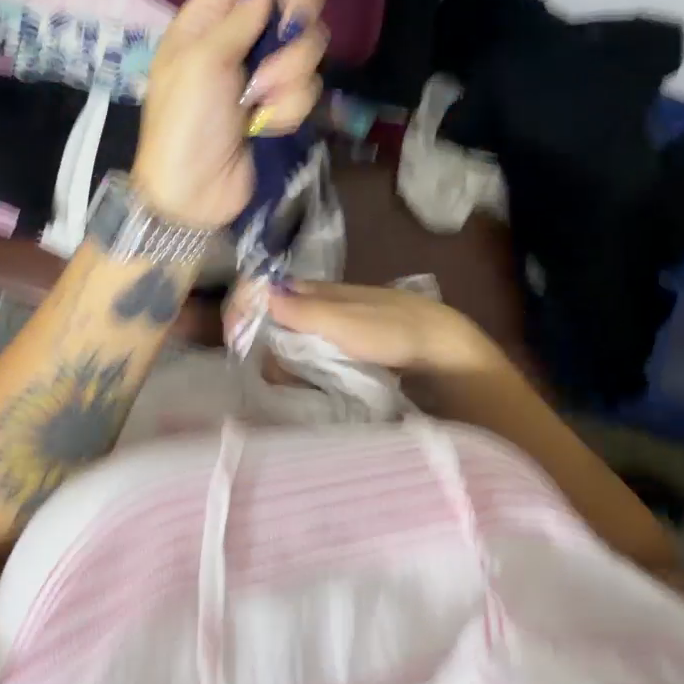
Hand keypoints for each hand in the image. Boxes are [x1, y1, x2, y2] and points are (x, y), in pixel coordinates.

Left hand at [132, 0, 329, 228]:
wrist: (192, 193)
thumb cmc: (182, 123)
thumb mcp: (200, 62)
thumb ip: (238, 18)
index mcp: (206, 19)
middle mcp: (239, 37)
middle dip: (295, 18)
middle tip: (281, 38)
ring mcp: (263, 72)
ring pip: (307, 46)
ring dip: (289, 73)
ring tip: (259, 100)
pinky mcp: (282, 103)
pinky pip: (308, 87)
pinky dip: (290, 106)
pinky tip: (266, 124)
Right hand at [266, 282, 504, 372]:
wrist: (447, 356)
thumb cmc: (397, 332)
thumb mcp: (349, 322)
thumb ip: (307, 311)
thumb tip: (260, 293)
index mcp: (322, 292)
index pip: (271, 292)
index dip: (249, 309)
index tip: (236, 340)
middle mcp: (326, 308)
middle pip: (279, 322)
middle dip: (264, 345)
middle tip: (267, 377)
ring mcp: (339, 332)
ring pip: (295, 344)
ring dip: (285, 365)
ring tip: (286, 390)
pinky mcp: (352, 356)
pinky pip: (314, 362)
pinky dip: (305, 375)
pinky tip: (308, 392)